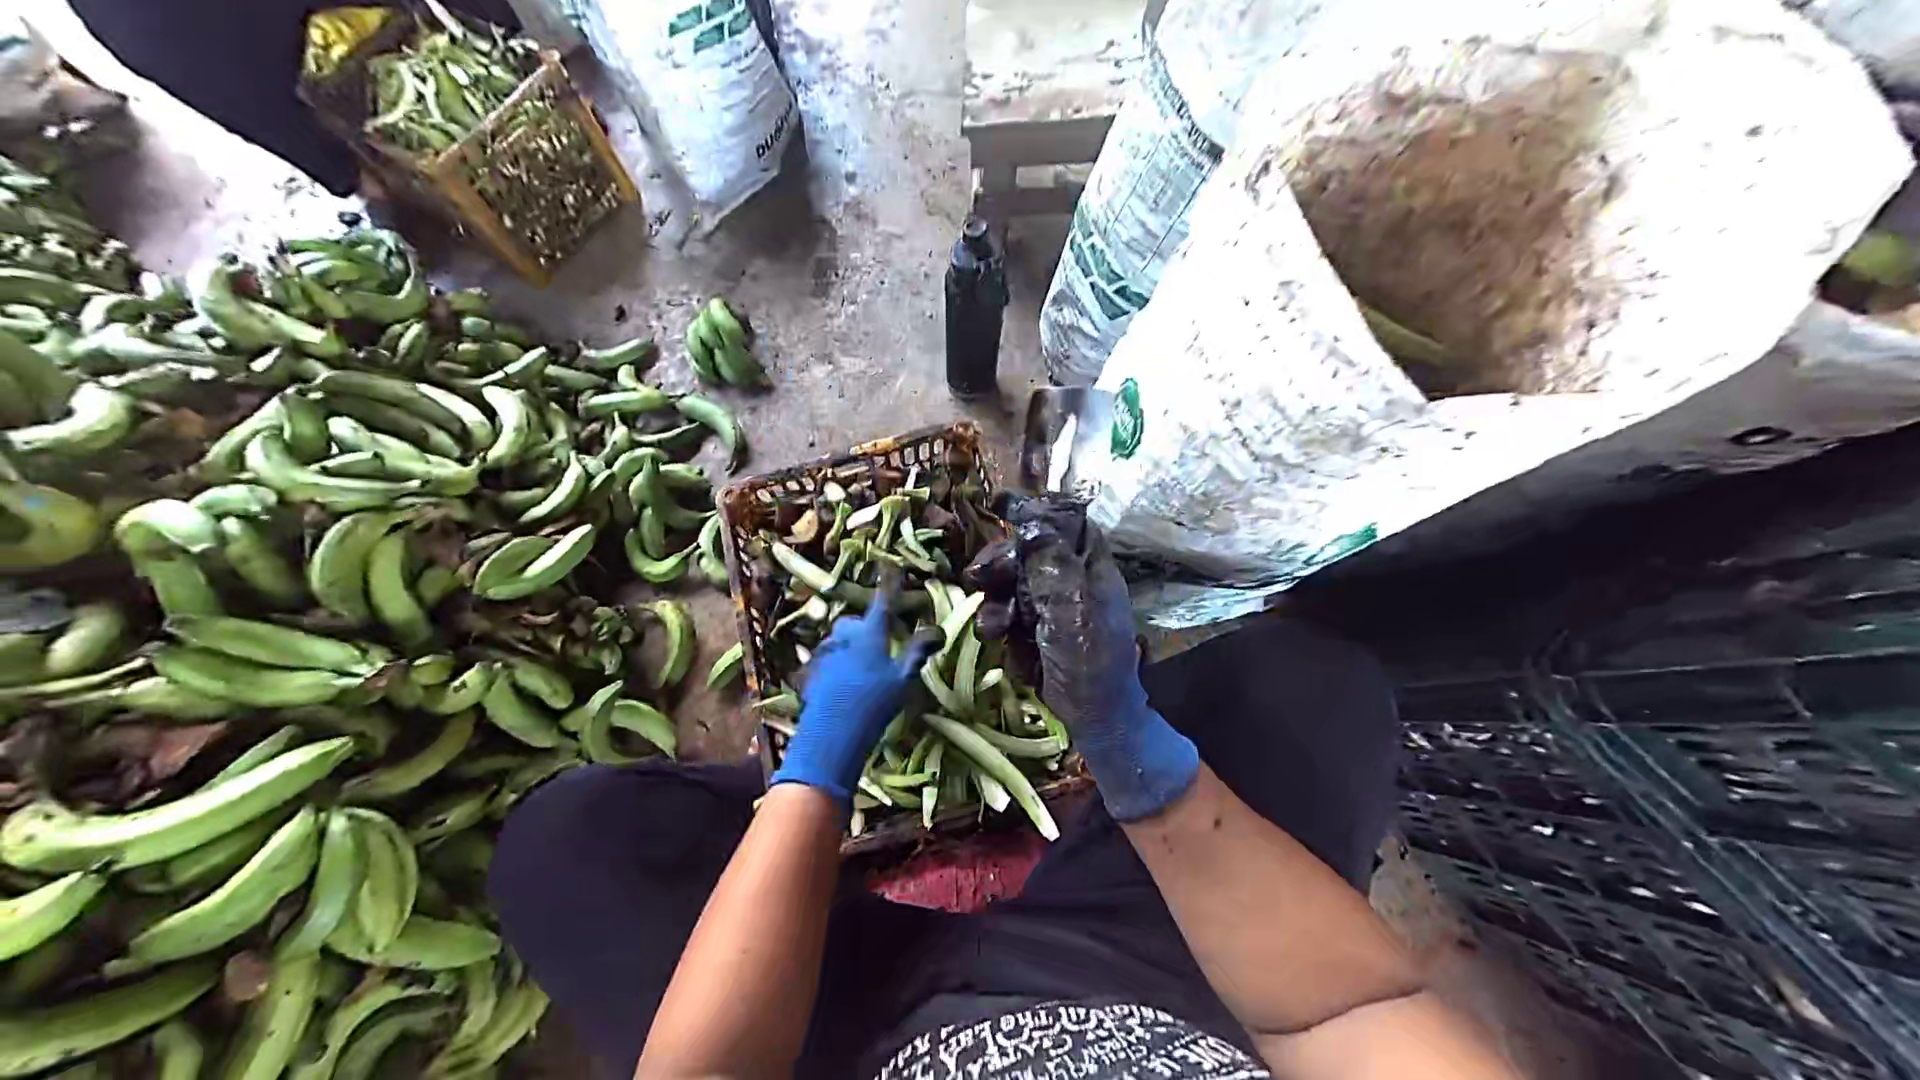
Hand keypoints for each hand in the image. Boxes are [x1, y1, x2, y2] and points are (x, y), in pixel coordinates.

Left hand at [770, 583, 933, 803]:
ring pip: (838, 641)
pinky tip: (842, 685)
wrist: (832, 734)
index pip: (882, 602)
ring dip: (849, 646)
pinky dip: (835, 666)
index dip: (888, 584)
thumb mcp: (903, 678)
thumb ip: (918, 651)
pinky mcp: (810, 674)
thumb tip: (939, 630)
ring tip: (862, 667)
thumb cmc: (874, 703)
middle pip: (854, 622)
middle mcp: (844, 637)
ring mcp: (824, 655)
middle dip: (865, 626)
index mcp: (869, 633)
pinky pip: (825, 662)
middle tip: (880, 641)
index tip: (890, 565)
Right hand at [1005, 495, 1198, 821]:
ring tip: (993, 625)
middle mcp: (1068, 579)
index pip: (1066, 522)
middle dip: (1001, 562)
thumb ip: (1051, 566)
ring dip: (994, 599)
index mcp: (1090, 567)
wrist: (1092, 717)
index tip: (1001, 505)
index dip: (1037, 512)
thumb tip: (1033, 521)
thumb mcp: (1073, 610)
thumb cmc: (1092, 662)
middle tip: (979, 574)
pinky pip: (1005, 612)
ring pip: (1009, 582)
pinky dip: (997, 624)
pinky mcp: (1031, 628)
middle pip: (1026, 551)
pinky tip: (997, 639)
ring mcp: (1049, 604)